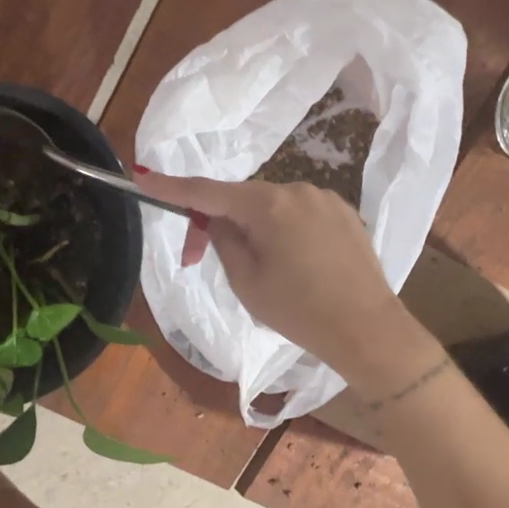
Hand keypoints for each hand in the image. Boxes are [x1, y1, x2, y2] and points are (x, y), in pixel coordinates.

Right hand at [135, 173, 435, 392]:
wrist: (365, 328)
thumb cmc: (296, 309)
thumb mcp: (244, 280)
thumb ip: (223, 241)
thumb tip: (216, 220)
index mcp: (268, 205)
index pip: (207, 191)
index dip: (172, 188)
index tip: (143, 179)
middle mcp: (297, 190)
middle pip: (240, 199)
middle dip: (213, 223)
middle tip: (194, 260)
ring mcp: (324, 200)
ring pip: (269, 208)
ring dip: (249, 230)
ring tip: (251, 271)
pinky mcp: (343, 215)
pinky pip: (295, 216)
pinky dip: (278, 233)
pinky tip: (285, 266)